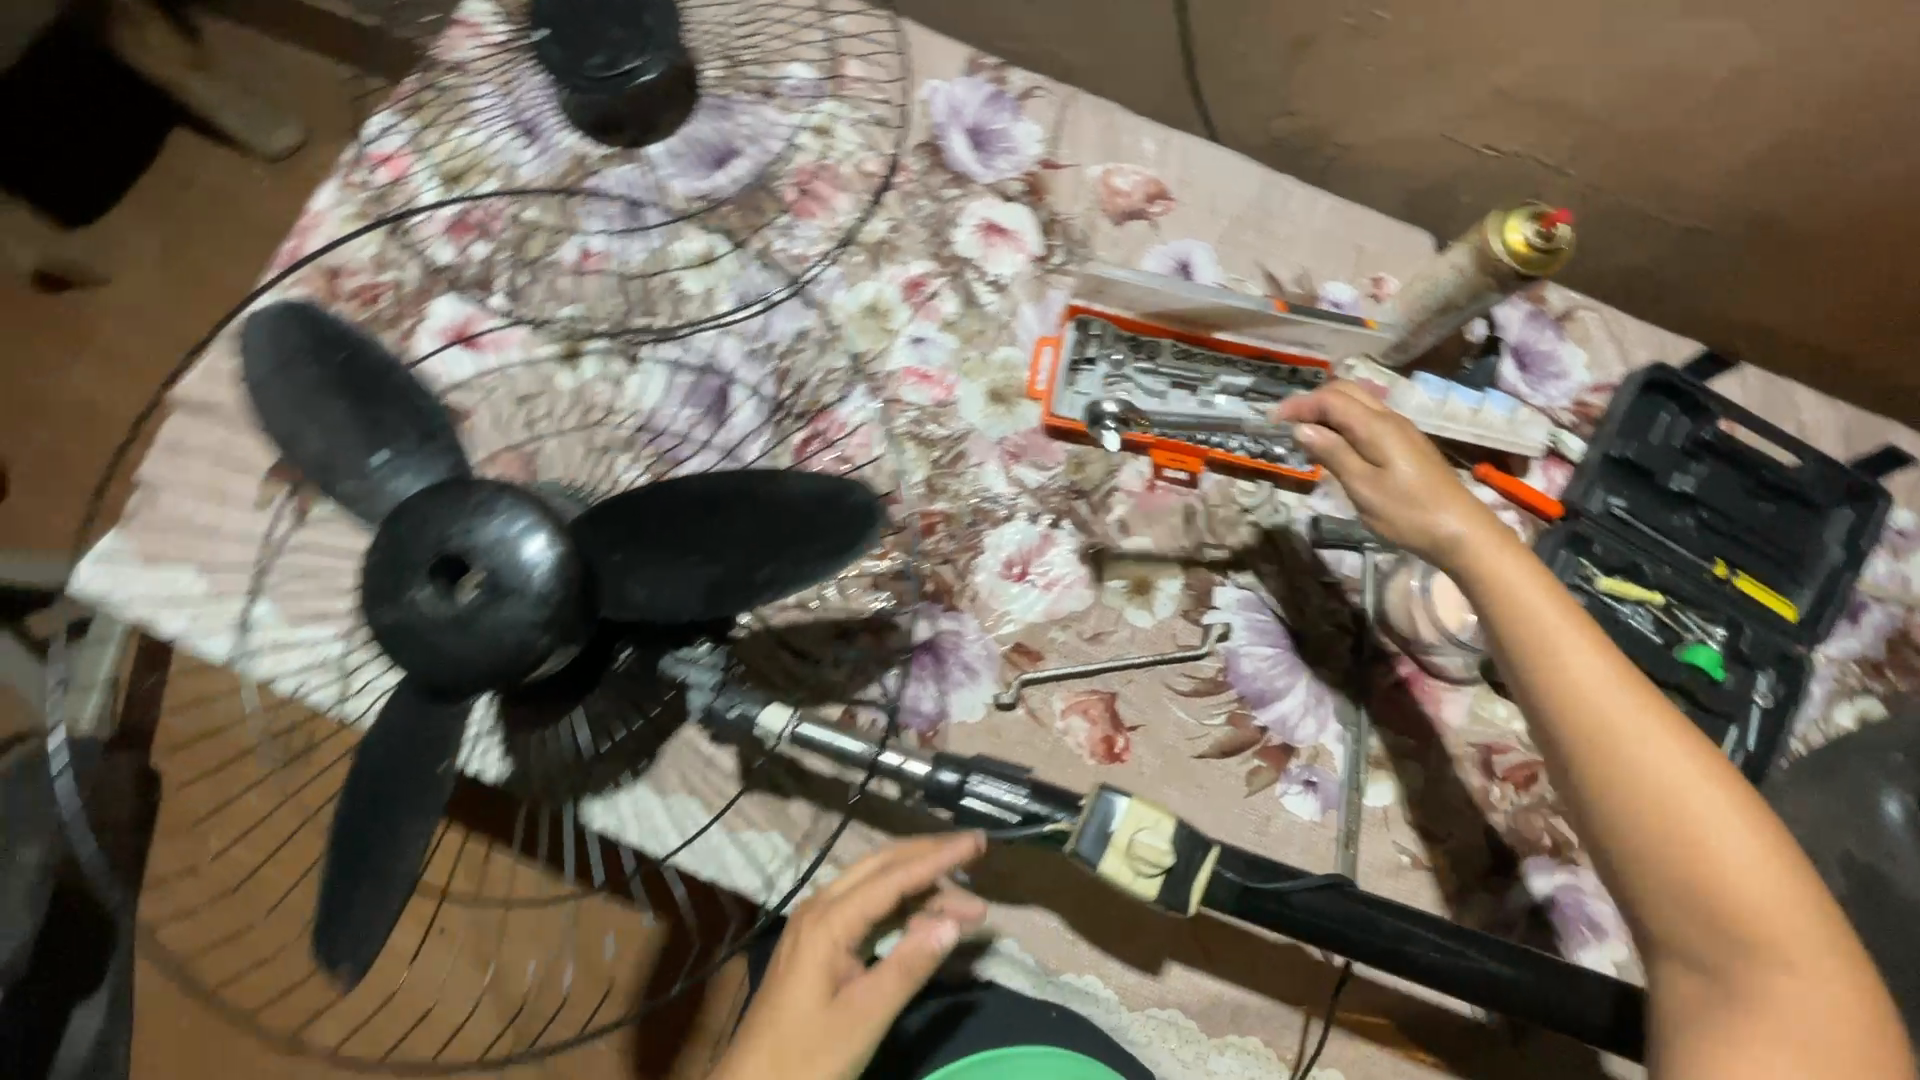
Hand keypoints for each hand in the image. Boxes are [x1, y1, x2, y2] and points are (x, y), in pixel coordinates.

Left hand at [709, 833, 989, 1079]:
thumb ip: (909, 965)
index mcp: (829, 919)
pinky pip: (868, 909)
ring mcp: (818, 923)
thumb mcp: (864, 1017)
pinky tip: (930, 923)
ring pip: (877, 886)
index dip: (939, 857)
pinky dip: (903, 910)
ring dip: (922, 890)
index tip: (978, 842)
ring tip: (970, 907)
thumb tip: (954, 921)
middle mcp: (822, 907)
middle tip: (977, 854)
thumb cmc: (805, 1058)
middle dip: (931, 858)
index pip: (894, 875)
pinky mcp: (821, 943)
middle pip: (884, 865)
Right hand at [1276, 381, 1507, 570]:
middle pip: (1346, 392)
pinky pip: (1368, 419)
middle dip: (1312, 401)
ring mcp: (1401, 431)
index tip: (1272, 420)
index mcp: (1376, 427)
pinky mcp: (1406, 445)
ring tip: (1304, 434)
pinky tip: (1333, 445)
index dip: (1299, 405)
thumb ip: (1332, 453)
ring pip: (1359, 403)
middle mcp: (1390, 420)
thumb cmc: (1407, 513)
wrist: (1460, 532)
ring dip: (1328, 410)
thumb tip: (1302, 429)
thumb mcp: (1362, 487)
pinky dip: (1344, 422)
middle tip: (1286, 423)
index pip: (1331, 400)